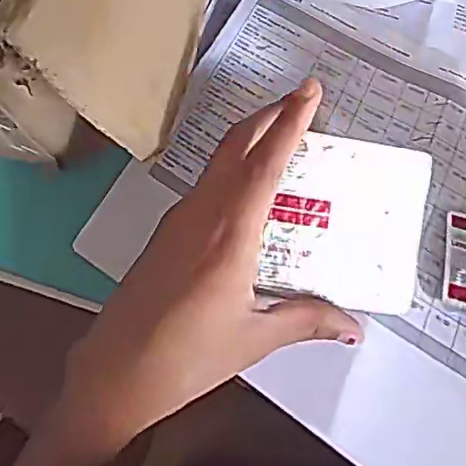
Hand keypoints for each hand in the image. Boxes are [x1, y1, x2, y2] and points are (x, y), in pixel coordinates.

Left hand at [12, 79, 361, 465]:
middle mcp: (204, 211)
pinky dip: (235, 163)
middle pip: (238, 143)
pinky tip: (248, 183)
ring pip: (221, 157)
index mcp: (230, 233)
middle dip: (271, 113)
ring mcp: (181, 215)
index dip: (291, 121)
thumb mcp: (253, 339)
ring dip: (252, 135)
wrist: (112, 374)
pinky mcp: (169, 226)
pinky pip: (209, 180)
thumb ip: (306, 320)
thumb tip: (352, 325)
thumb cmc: (185, 358)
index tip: (309, 91)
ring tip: (282, 132)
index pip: (266, 162)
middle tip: (302, 98)